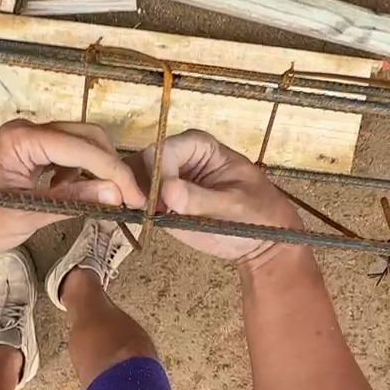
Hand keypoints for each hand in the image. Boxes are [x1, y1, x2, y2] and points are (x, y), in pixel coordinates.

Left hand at [0, 119, 145, 258]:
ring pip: (75, 144)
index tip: (137, 197)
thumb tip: (114, 195)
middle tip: (128, 198)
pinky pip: (60, 154)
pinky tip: (73, 193)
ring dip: (94, 168)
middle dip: (110, 166)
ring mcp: (23, 140)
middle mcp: (25, 131)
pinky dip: (75, 171)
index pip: (83, 148)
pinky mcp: (22, 153)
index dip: (115, 173)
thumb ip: (72, 200)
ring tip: (104, 198)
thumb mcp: (26, 214)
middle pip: (85, 137)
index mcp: (23, 138)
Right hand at [129, 130, 302, 265]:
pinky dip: (131, 208)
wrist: (260, 242)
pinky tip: (138, 218)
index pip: (165, 150)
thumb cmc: (256, 216)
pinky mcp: (159, 203)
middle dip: (138, 185)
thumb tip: (168, 191)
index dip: (159, 173)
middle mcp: (177, 158)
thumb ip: (201, 198)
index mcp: (199, 146)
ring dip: (130, 197)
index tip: (166, 201)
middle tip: (146, 210)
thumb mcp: (234, 206)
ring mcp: (165, 180)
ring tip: (141, 215)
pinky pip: (136, 200)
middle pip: (143, 162)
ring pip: (133, 180)